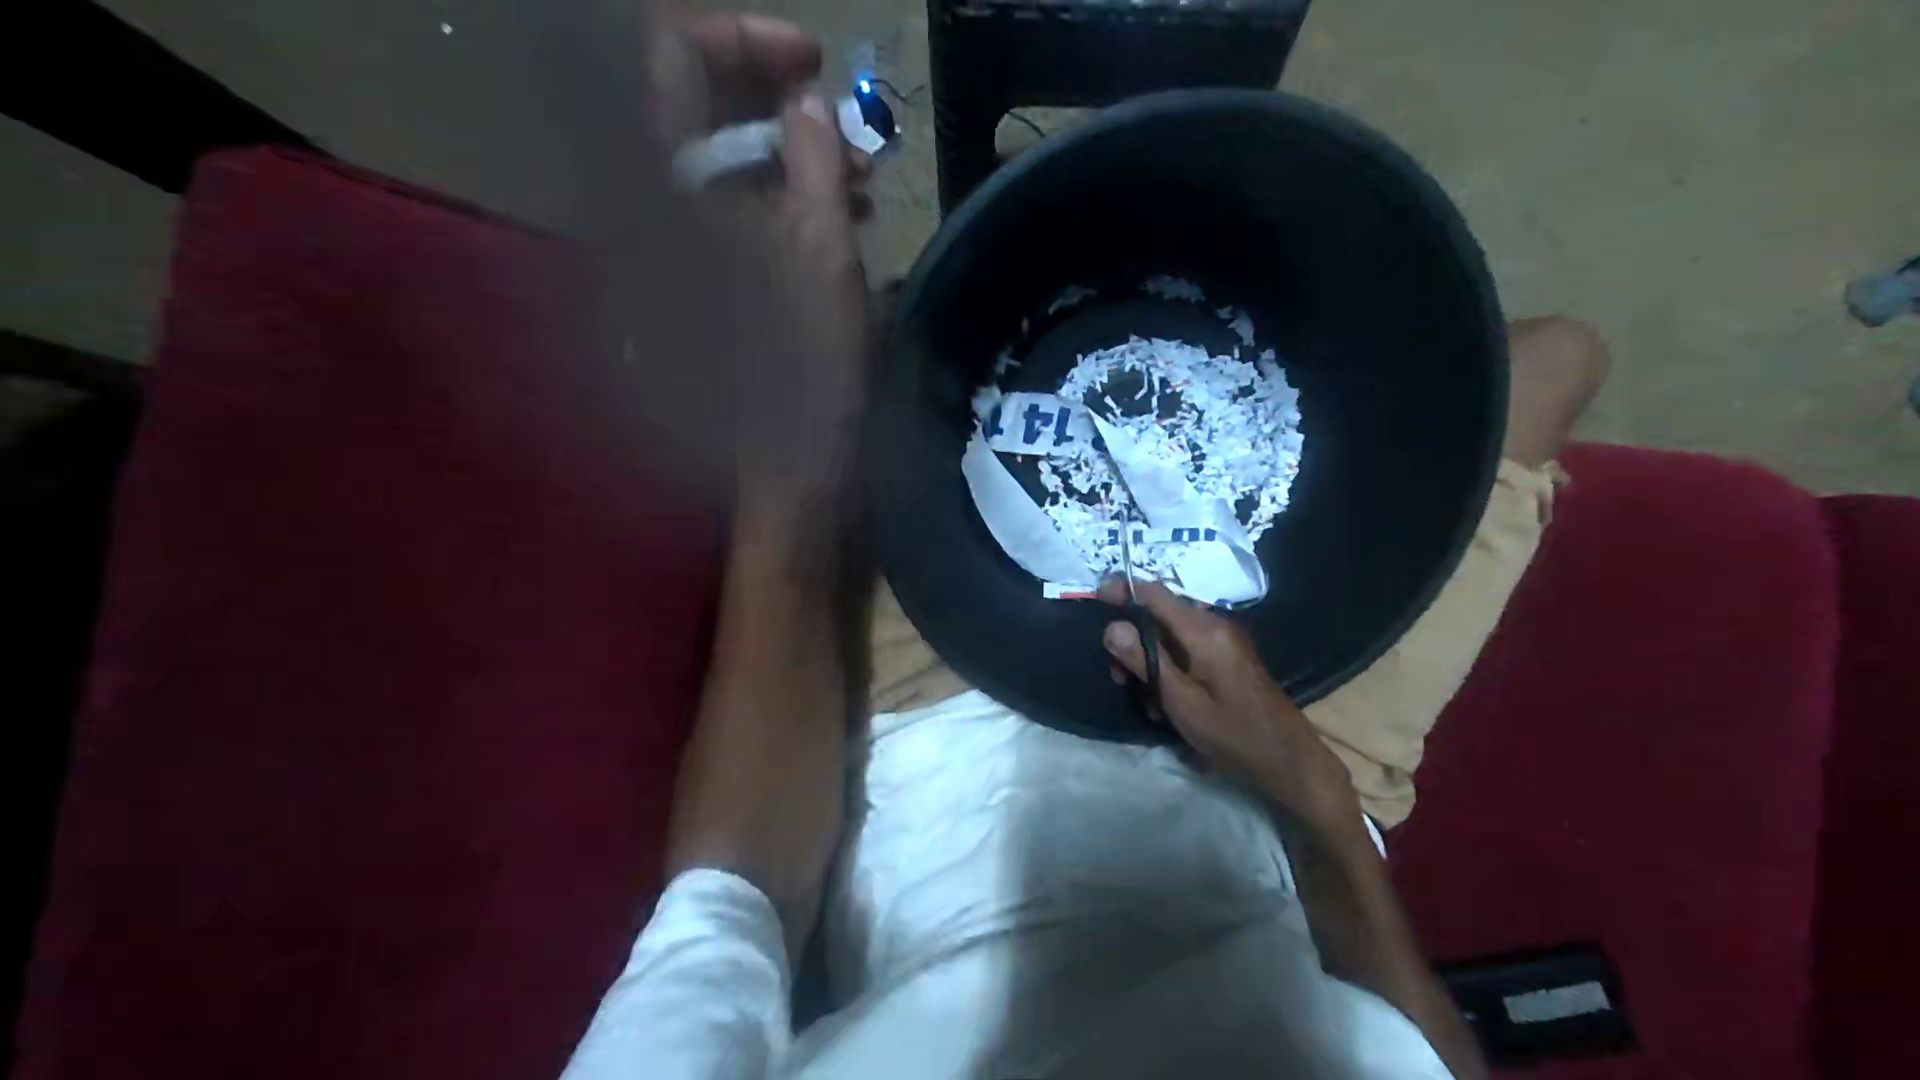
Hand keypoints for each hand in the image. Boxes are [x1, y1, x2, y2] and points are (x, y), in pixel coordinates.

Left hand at [646, 12, 870, 494]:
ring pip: (732, 162)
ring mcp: (693, 246)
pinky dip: (790, 199)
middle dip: (782, 104)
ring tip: (862, 181)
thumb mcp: (823, 251)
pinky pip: (744, 210)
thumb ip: (814, 159)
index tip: (816, 64)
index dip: (746, 42)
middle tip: (850, 132)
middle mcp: (671, 208)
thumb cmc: (808, 364)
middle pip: (705, 108)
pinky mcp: (720, 277)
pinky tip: (842, 219)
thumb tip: (806, 102)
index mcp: (679, 191)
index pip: (677, 59)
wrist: (790, 456)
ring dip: (796, 155)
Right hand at [1100, 580, 1358, 825]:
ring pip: (1170, 635)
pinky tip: (1168, 702)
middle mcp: (1215, 625)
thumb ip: (1144, 660)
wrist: (1289, 760)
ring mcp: (1224, 640)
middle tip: (1118, 677)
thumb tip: (1111, 625)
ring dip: (1150, 660)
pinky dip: (1170, 668)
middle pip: (1159, 615)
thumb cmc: (1233, 733)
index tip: (1096, 599)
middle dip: (1133, 640)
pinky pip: (1187, 649)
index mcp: (1204, 631)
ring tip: (1146, 699)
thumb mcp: (1180, 701)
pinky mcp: (1228, 656)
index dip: (1123, 590)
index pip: (1155, 593)